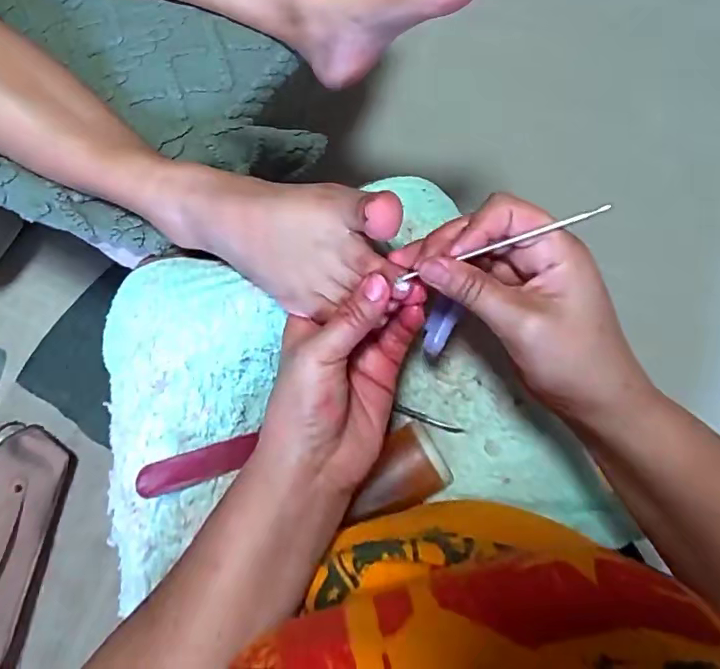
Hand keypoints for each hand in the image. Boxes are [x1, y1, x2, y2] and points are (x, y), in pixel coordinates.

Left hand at [251, 273, 426, 498]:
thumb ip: (352, 319)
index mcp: (310, 319)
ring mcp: (363, 348)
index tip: (387, 253)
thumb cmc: (300, 404)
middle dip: (386, 284)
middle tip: (411, 270)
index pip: (337, 284)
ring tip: (419, 286)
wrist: (315, 466)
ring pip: (386, 316)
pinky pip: (399, 339)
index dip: (360, 269)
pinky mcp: (384, 369)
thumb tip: (380, 281)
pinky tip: (418, 309)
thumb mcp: (319, 354)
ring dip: (401, 300)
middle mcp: (338, 329)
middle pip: (366, 298)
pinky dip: (409, 323)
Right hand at [391, 193, 655, 426]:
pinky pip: (472, 273)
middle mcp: (536, 250)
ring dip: (440, 259)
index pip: (504, 213)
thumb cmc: (573, 363)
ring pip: (472, 250)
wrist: (598, 407)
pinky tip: (424, 283)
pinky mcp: (507, 290)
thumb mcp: (520, 324)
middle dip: (446, 243)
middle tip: (411, 264)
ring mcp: (520, 270)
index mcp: (553, 246)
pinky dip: (448, 278)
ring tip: (407, 270)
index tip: (444, 258)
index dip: (471, 229)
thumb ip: (472, 290)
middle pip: (482, 228)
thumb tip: (427, 265)